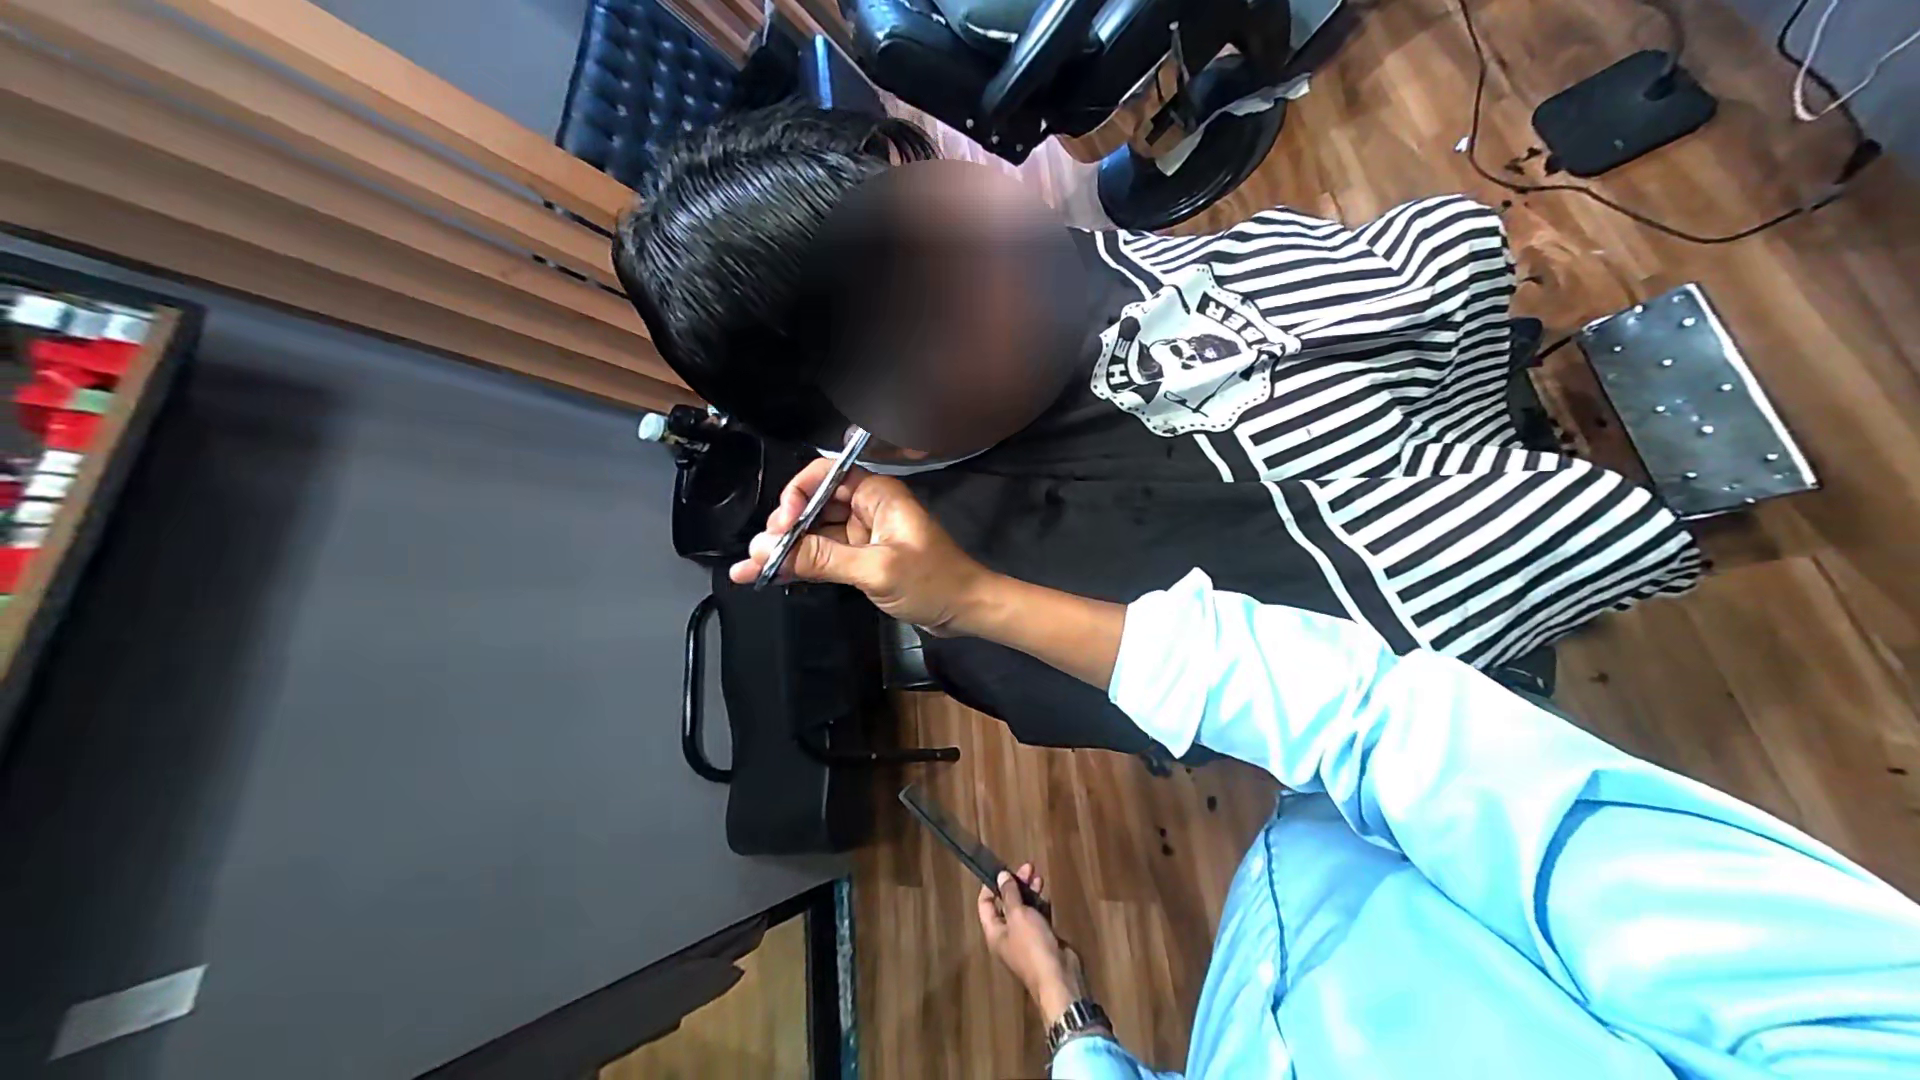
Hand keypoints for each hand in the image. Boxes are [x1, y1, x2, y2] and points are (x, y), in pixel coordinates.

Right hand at [728, 458, 994, 634]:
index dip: (796, 493)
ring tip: (750, 568)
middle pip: (813, 505)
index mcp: (877, 495)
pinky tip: (770, 575)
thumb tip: (771, 550)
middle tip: (760, 552)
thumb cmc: (932, 581)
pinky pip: (823, 556)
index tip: (781, 523)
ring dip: (785, 549)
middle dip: (784, 527)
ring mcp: (862, 534)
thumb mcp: (877, 569)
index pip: (825, 476)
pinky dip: (800, 565)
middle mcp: (867, 508)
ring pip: (814, 534)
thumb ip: (824, 558)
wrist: (965, 609)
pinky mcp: (861, 558)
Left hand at [976, 864, 1094, 1024]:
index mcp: (994, 932)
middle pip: (1007, 904)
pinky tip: (1045, 893)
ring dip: (1029, 892)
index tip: (1001, 869)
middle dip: (1015, 885)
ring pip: (1024, 909)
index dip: (990, 886)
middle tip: (1028, 867)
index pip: (985, 904)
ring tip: (1038, 875)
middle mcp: (1007, 935)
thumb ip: (1009, 894)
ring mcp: (1026, 939)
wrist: (1059, 978)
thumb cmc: (1032, 945)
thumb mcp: (1018, 915)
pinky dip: (1040, 904)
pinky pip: (1038, 918)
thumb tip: (1000, 875)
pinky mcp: (1043, 940)